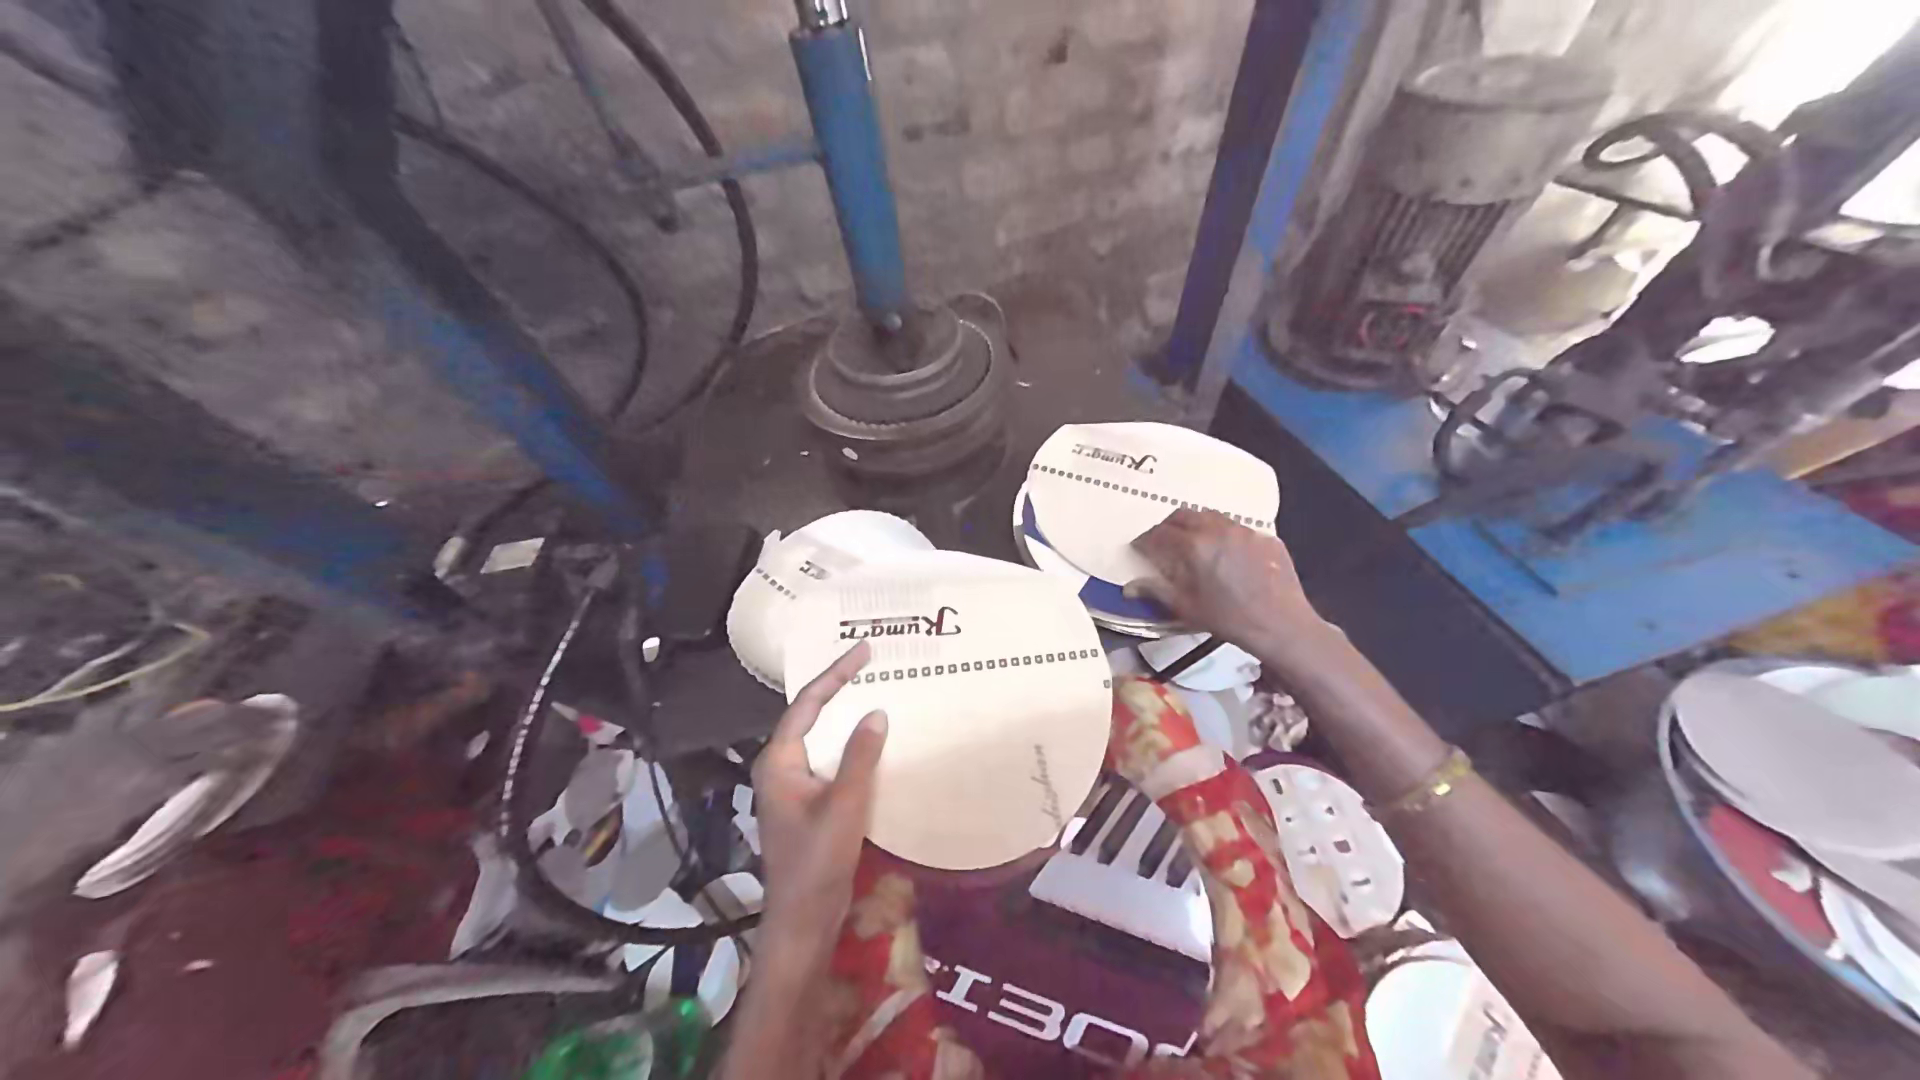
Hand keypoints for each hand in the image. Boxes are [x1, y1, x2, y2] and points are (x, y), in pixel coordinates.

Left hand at [751, 641, 887, 953]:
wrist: (803, 921)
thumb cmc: (817, 863)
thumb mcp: (844, 806)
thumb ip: (860, 757)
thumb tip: (876, 711)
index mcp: (779, 761)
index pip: (807, 704)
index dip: (835, 674)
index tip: (863, 650)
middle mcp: (781, 767)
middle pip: (811, 715)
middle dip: (839, 687)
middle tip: (870, 663)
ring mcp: (793, 786)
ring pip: (821, 737)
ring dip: (845, 715)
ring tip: (875, 690)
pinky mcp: (808, 802)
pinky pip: (830, 759)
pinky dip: (850, 743)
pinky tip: (873, 740)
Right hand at [1128, 509, 1335, 666]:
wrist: (1282, 625)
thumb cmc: (1229, 619)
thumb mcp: (1187, 607)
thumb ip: (1156, 590)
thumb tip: (1129, 587)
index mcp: (1194, 545)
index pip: (1160, 533)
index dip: (1146, 540)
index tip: (1140, 548)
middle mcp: (1218, 529)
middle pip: (1184, 515)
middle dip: (1168, 526)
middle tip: (1163, 541)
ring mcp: (1245, 530)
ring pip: (1212, 516)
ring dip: (1196, 525)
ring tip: (1193, 543)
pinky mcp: (1266, 537)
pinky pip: (1237, 528)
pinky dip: (1223, 535)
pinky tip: (1226, 555)